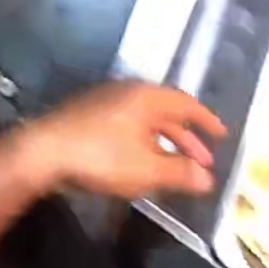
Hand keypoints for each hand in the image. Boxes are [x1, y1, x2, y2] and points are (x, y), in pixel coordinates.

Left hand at [15, 81, 227, 198]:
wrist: (46, 150)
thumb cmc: (101, 155)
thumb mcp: (147, 169)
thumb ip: (180, 172)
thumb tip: (207, 176)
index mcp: (145, 96)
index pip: (184, 102)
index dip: (206, 118)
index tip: (222, 134)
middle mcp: (128, 91)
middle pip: (166, 110)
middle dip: (187, 136)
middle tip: (204, 160)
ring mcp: (107, 100)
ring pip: (147, 118)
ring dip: (166, 141)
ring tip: (179, 166)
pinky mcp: (92, 113)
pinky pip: (130, 123)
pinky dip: (146, 140)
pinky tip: (145, 160)